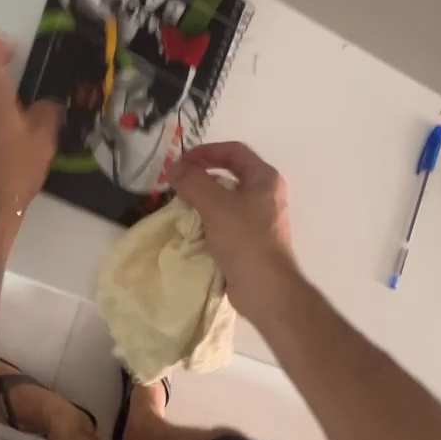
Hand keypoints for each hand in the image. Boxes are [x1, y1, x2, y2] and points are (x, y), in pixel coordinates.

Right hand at [167, 142, 301, 311]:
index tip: (182, 163)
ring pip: (225, 203)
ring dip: (202, 204)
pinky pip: (225, 226)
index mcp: (265, 179)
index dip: (205, 152)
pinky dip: (208, 225)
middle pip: (229, 177)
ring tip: (182, 211)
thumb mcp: (215, 204)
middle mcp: (265, 196)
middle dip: (201, 180)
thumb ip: (192, 181)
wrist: (265, 288)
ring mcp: (259, 222)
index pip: (233, 151)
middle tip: (179, 188)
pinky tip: (193, 233)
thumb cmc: (245, 240)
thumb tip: (174, 169)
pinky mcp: (250, 244)